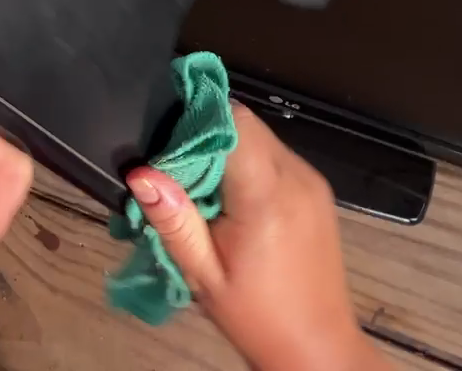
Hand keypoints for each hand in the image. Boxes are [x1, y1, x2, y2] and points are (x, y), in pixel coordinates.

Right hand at [128, 105, 385, 370]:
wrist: (321, 351)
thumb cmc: (257, 315)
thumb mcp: (203, 274)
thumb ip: (174, 220)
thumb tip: (140, 174)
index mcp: (266, 195)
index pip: (234, 121)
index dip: (200, 116)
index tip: (171, 135)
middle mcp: (295, 177)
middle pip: (245, 122)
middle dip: (209, 131)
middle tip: (180, 164)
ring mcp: (311, 181)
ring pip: (260, 133)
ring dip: (229, 145)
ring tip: (206, 183)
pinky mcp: (317, 188)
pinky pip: (275, 152)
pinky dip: (249, 158)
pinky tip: (235, 194)